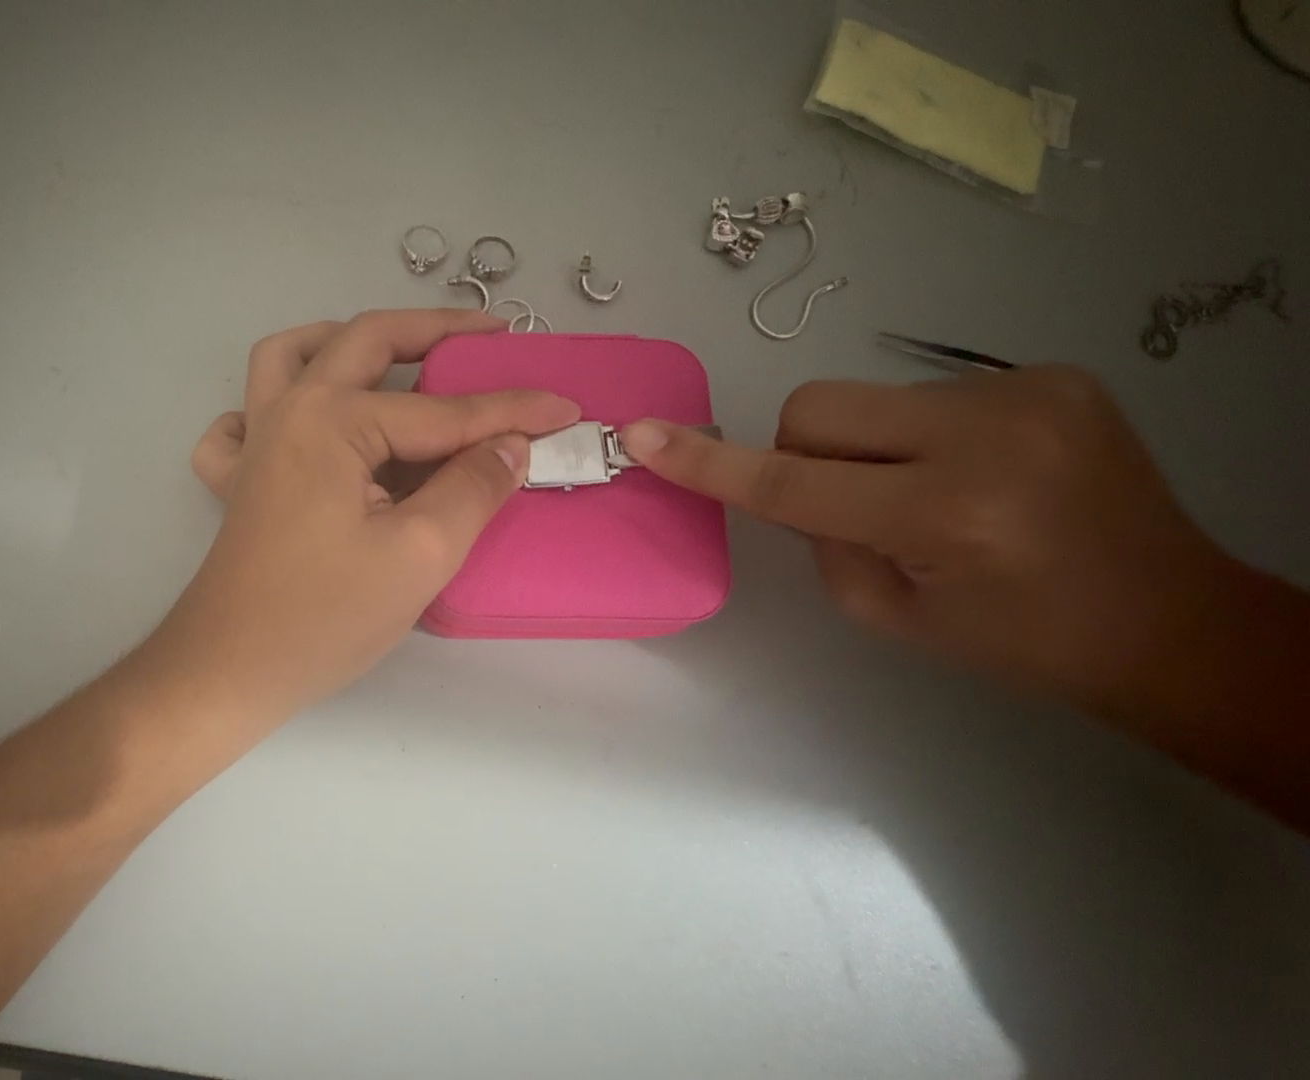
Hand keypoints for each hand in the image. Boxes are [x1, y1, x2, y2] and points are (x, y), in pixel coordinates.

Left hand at [156, 310, 579, 716]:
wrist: (232, 669)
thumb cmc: (325, 616)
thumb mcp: (420, 554)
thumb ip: (473, 489)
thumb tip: (511, 447)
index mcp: (331, 419)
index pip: (441, 410)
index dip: (510, 409)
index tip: (566, 407)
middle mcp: (286, 411)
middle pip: (364, 342)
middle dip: (433, 330)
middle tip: (489, 336)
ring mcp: (254, 442)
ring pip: (290, 357)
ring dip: (344, 342)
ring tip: (394, 356)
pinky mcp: (240, 480)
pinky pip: (244, 418)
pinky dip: (273, 404)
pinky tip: (305, 423)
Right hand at [618, 365, 1236, 712]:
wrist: (1168, 619)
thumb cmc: (1016, 639)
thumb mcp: (888, 611)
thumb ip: (818, 536)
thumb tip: (790, 477)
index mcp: (947, 515)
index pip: (791, 482)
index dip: (710, 462)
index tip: (645, 437)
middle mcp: (988, 436)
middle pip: (817, 409)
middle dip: (805, 453)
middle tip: (851, 503)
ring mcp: (1027, 392)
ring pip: (868, 400)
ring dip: (870, 447)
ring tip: (935, 492)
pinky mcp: (1049, 374)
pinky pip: (923, 393)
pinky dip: (919, 434)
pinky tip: (977, 472)